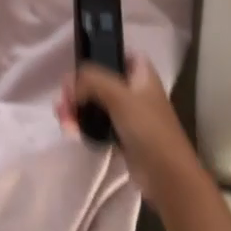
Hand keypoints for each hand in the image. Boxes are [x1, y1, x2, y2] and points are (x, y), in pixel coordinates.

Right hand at [55, 53, 200, 204]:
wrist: (166, 176)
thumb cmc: (148, 128)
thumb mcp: (119, 95)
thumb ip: (92, 80)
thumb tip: (71, 84)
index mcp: (141, 74)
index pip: (118, 54)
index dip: (99, 55)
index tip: (79, 68)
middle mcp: (134, 90)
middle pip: (99, 80)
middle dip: (77, 89)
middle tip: (63, 100)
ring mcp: (128, 114)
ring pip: (94, 103)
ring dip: (75, 109)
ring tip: (63, 120)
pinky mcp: (121, 136)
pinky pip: (96, 124)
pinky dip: (82, 126)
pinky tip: (71, 131)